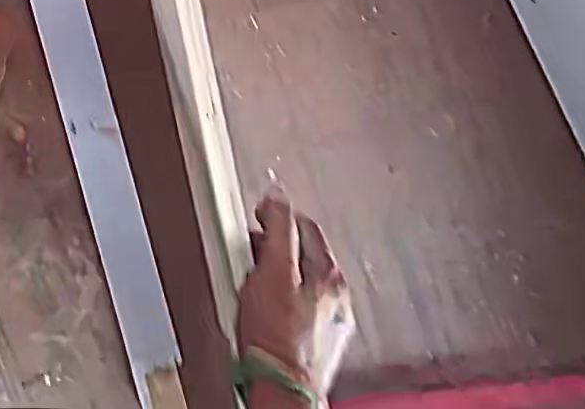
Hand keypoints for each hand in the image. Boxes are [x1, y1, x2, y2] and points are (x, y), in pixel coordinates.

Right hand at [235, 192, 355, 398]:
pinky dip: (276, 291)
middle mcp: (335, 296)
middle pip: (300, 249)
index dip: (276, 215)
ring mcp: (326, 317)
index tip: (256, 217)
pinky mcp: (313, 335)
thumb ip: (278, 228)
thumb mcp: (272, 268)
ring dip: (272, 268)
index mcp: (330, 276)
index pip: (304, 224)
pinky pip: (293, 298)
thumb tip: (278, 198)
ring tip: (251, 278)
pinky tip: (260, 301)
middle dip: (271, 243)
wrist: (279, 386)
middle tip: (250, 251)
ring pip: (296, 274)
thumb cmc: (276, 333)